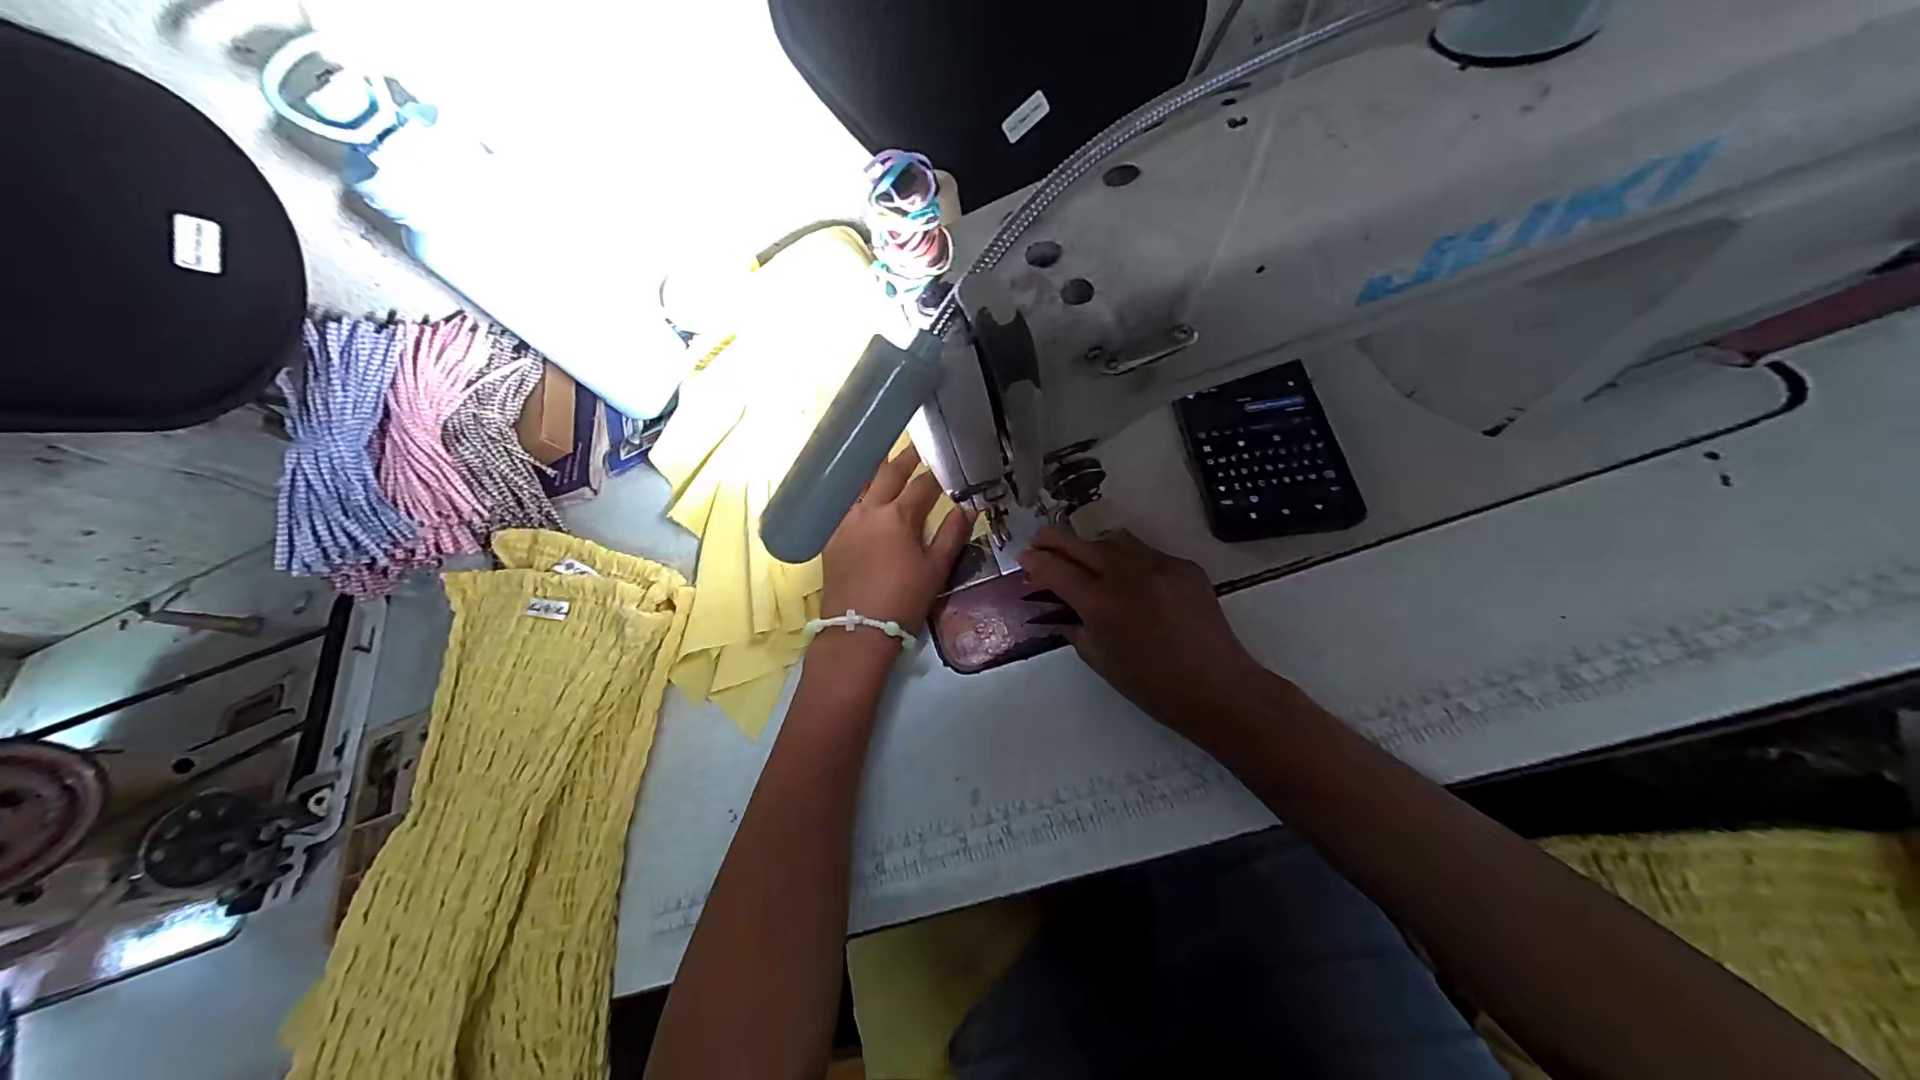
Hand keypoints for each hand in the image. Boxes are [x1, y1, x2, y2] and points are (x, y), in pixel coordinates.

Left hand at [819, 446, 973, 642]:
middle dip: (904, 459)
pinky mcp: (830, 536)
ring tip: (884, 459)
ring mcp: (845, 521)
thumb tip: (968, 509)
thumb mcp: (936, 570)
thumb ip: (952, 535)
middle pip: (887, 475)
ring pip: (860, 484)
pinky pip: (843, 503)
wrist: (858, 630)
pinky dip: (854, 491)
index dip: (936, 474)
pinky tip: (859, 492)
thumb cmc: (903, 600)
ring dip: (875, 470)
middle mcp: (869, 510)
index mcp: (898, 516)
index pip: (922, 486)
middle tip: (915, 447)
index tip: (945, 464)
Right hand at [1018, 526, 1272, 735]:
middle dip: (1052, 541)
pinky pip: (1146, 552)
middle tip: (1041, 547)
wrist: (1216, 687)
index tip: (1025, 560)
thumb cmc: (1151, 685)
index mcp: (1100, 603)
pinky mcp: (1184, 566)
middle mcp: (1126, 574)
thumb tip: (1057, 608)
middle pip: (1078, 542)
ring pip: (1112, 539)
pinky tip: (1131, 583)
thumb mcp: (1099, 660)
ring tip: (1087, 563)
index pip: (1054, 568)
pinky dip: (1129, 561)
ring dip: (1091, 547)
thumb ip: (1073, 627)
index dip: (1034, 561)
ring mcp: (1158, 565)